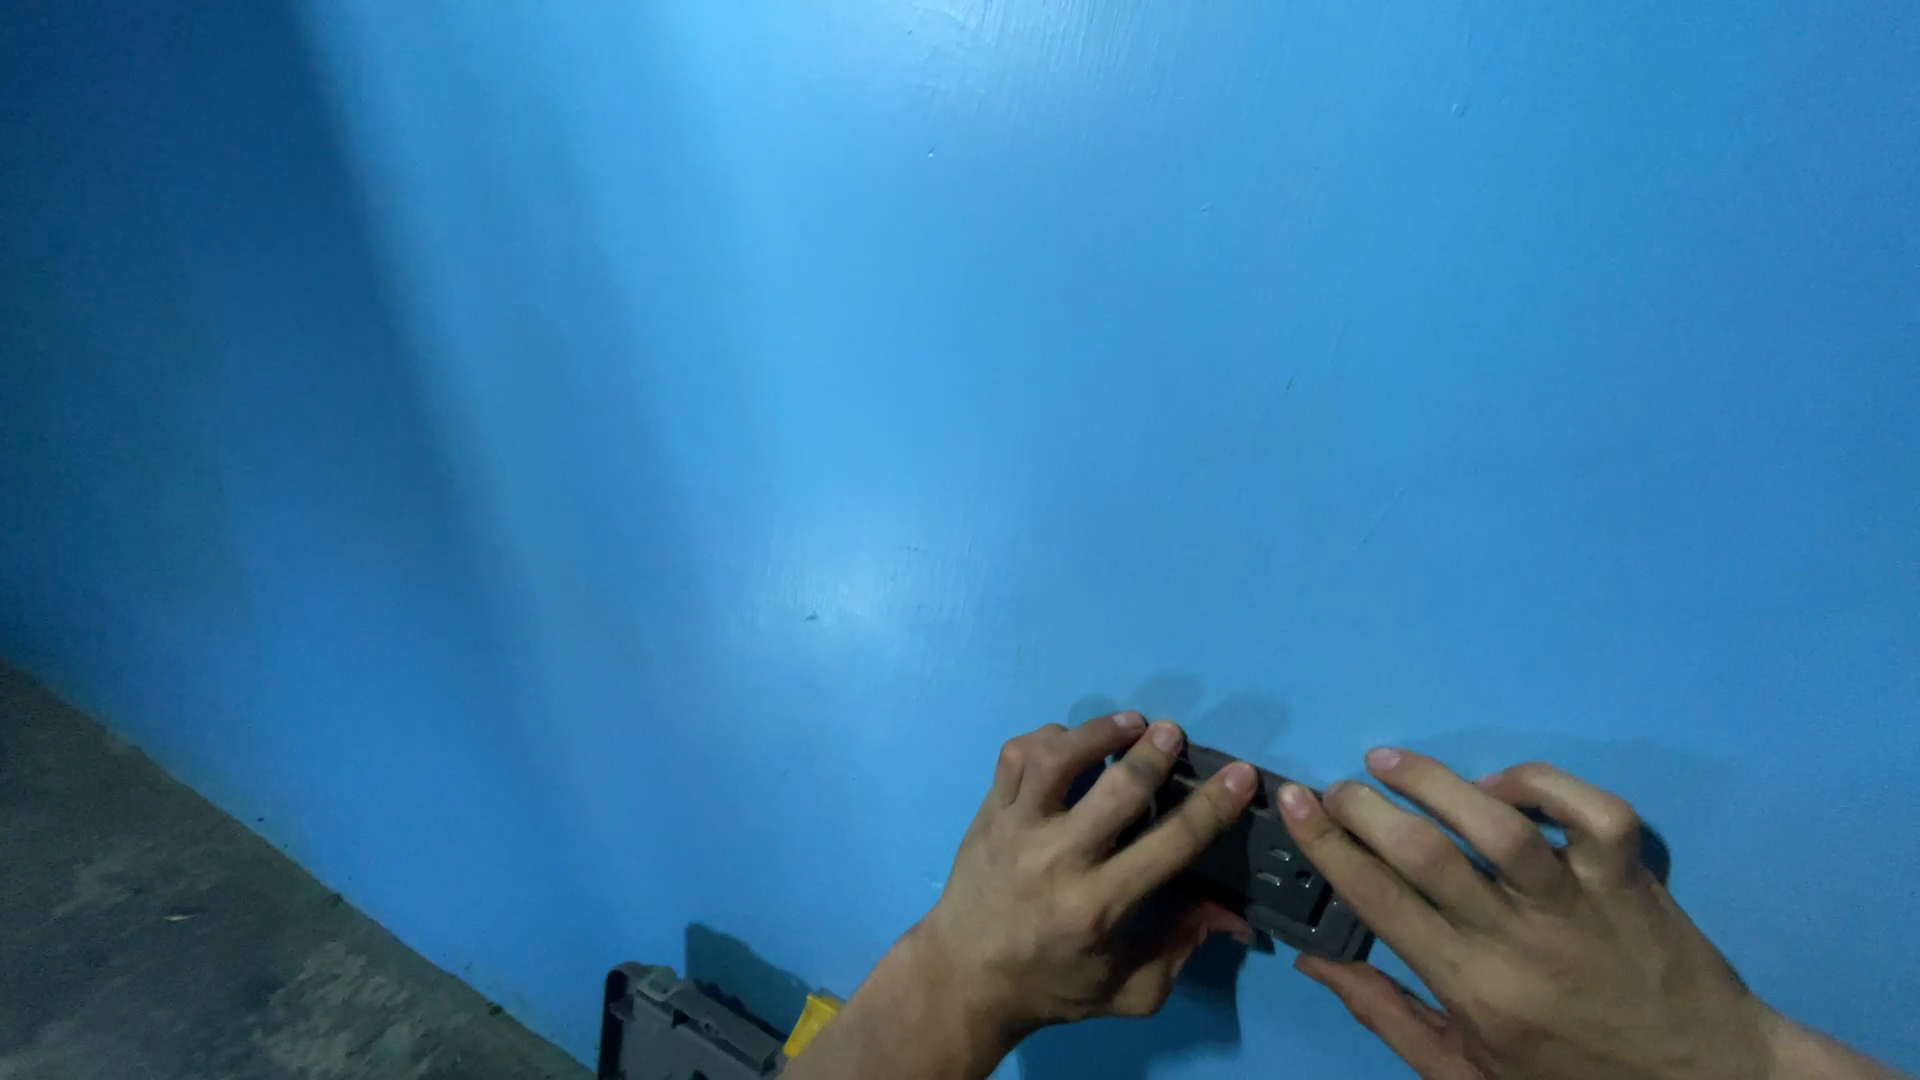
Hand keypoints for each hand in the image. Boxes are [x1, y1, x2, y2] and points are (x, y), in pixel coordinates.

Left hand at [915, 713, 1258, 1039]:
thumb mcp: (1129, 988)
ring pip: (1057, 759)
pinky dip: (1045, 737)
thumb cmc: (1053, 984)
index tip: (1240, 776)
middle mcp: (1058, 856)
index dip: (1212, 806)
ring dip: (1098, 732)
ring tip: (1128, 722)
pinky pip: (1016, 756)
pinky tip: (1069, 739)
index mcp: (1099, 904)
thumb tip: (1234, 911)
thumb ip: (1182, 945)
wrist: (964, 975)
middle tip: (1174, 732)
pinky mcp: (989, 810)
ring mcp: (1017, 826)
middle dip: (1152, 754)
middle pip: (1116, 790)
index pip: (1170, 844)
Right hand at [1278, 752, 1771, 1079]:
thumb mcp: (1469, 1072)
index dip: (1324, 842)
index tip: (1293, 800)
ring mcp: (1579, 906)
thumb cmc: (1572, 1077)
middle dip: (1363, 806)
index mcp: (1472, 987)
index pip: (1376, 900)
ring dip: (1432, 782)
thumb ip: (1384, 1013)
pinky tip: (1499, 784)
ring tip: (1389, 761)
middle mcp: (1518, 942)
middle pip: (1425, 854)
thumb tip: (1309, 958)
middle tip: (1337, 788)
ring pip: (1500, 826)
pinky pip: (1594, 815)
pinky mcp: (1631, 880)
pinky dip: (1542, 784)